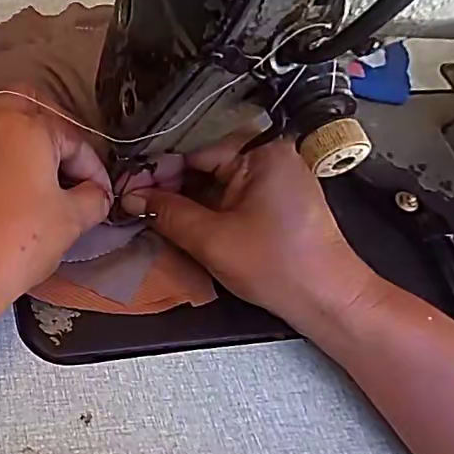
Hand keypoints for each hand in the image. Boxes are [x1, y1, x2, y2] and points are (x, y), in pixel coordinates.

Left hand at [0, 95, 112, 304]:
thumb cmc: (18, 241)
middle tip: (64, 166)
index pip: (73, 138)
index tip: (101, 194)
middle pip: (26, 103)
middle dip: (50, 128)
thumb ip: (93, 199)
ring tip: (19, 149)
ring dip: (1, 118)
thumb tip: (97, 194)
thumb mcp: (71, 220)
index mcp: (30, 126)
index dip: (93, 167)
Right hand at [119, 134, 383, 325]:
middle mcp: (271, 158)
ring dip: (183, 201)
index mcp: (262, 153)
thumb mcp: (210, 238)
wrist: (325, 299)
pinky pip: (229, 198)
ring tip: (149, 215)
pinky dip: (204, 211)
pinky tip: (177, 223)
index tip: (128, 190)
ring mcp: (274, 180)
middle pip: (204, 167)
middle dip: (169, 187)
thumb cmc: (275, 265)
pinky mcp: (273, 203)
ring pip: (214, 184)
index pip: (195, 153)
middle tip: (133, 206)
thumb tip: (130, 197)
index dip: (158, 172)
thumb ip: (166, 212)